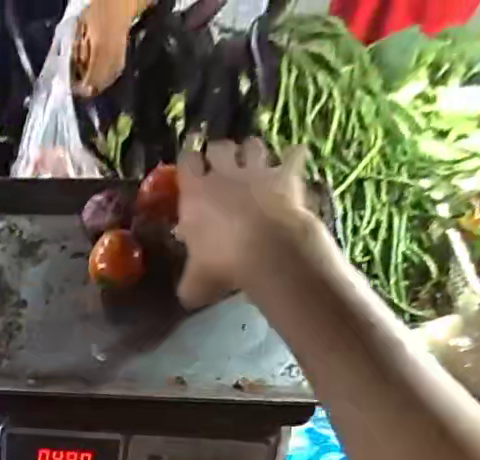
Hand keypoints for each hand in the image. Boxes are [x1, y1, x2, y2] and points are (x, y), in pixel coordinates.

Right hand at [175, 138, 320, 308]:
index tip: (191, 165)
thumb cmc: (222, 264)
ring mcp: (257, 172)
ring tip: (253, 163)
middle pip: (219, 146)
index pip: (186, 160)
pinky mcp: (286, 177)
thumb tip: (187, 293)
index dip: (188, 160)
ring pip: (253, 145)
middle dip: (219, 152)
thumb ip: (189, 282)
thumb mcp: (195, 283)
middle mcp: (224, 174)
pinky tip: (292, 162)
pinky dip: (292, 157)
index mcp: (195, 193)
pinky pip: (292, 156)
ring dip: (252, 152)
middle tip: (221, 165)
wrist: (267, 251)